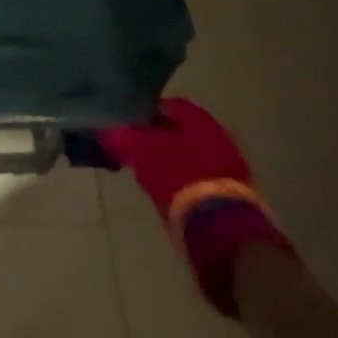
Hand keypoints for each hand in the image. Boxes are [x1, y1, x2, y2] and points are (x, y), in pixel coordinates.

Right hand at [97, 97, 294, 316]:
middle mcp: (219, 137)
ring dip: (169, 158)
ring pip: (190, 153)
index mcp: (201, 121)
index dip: (146, 112)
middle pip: (182, 130)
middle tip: (133, 146)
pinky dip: (181, 178)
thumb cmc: (180, 181)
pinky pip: (198, 175)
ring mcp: (229, 166)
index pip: (170, 106)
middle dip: (158, 137)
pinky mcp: (230, 192)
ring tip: (145, 170)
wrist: (223, 231)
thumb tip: (106, 129)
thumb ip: (124, 139)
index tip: (126, 122)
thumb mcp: (143, 156)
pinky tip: (165, 190)